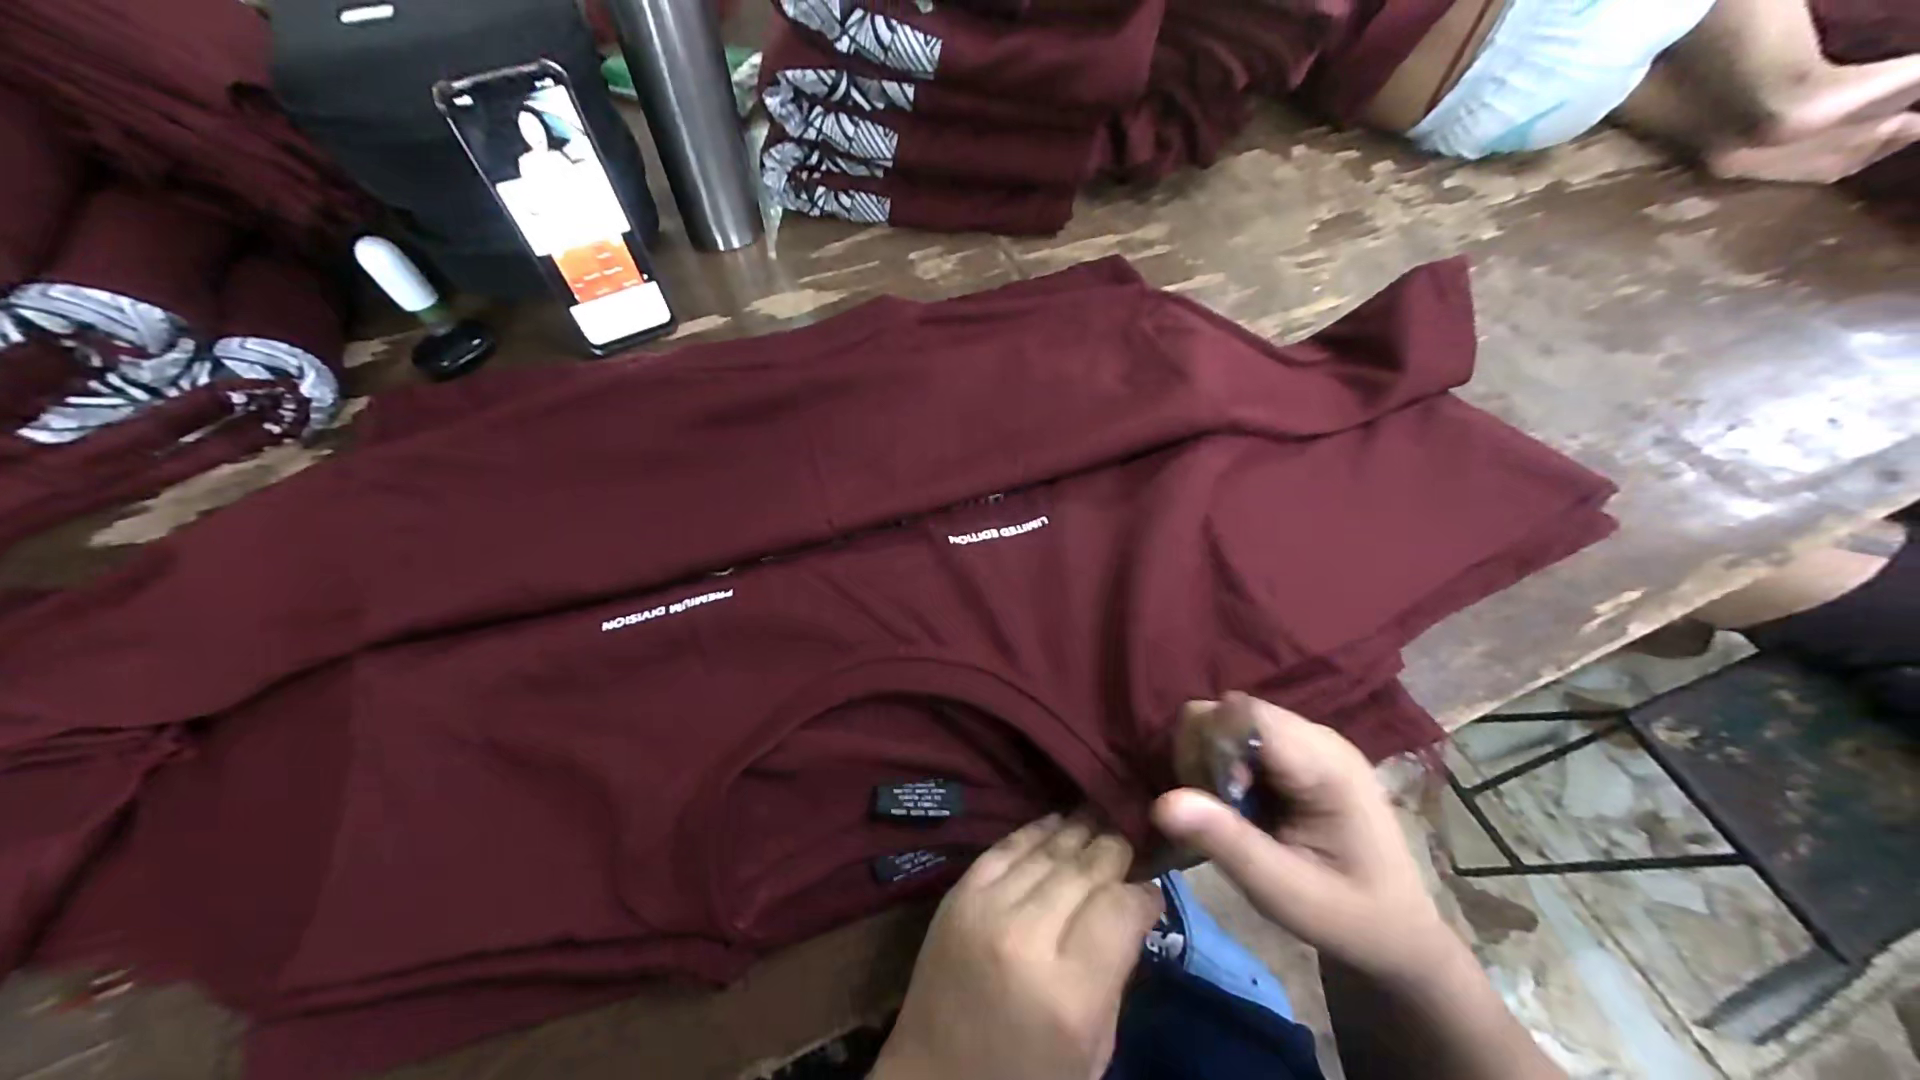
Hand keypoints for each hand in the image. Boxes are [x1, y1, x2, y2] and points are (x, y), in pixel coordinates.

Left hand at [871, 816, 1164, 1079]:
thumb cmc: (1026, 1077)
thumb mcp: (1093, 1049)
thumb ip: (1116, 974)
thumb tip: (1135, 906)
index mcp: (1069, 992)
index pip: (1119, 910)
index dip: (1143, 892)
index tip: (1151, 888)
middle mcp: (1026, 938)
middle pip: (1084, 871)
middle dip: (1114, 851)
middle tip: (1130, 841)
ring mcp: (986, 910)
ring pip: (1046, 852)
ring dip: (1078, 831)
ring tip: (1100, 817)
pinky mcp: (958, 896)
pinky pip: (1004, 848)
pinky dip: (1033, 831)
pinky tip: (1056, 822)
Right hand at [1152, 693, 1449, 982]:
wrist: (1394, 932)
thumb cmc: (1344, 916)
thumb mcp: (1283, 892)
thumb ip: (1226, 842)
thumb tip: (1161, 803)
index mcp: (1325, 764)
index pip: (1242, 714)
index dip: (1210, 747)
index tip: (1217, 800)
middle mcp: (1316, 736)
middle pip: (1227, 710)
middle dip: (1203, 755)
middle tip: (1218, 812)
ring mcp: (1306, 738)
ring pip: (1224, 718)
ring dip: (1208, 760)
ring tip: (1228, 810)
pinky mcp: (1294, 748)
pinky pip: (1235, 733)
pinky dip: (1220, 763)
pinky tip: (1238, 803)